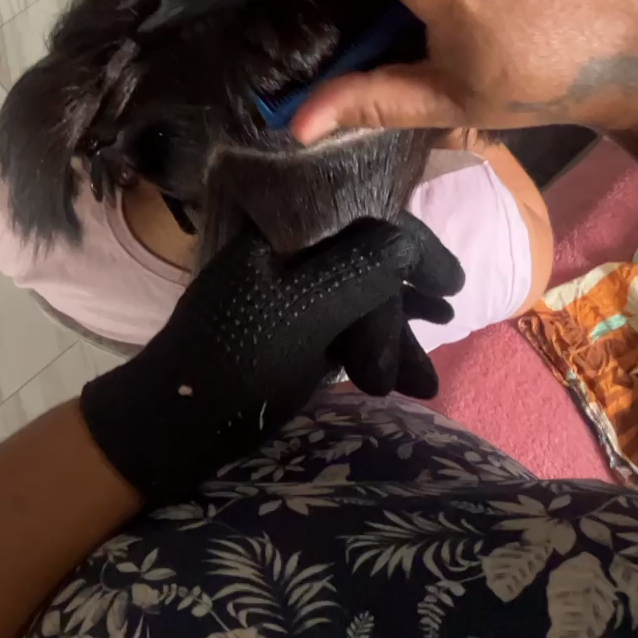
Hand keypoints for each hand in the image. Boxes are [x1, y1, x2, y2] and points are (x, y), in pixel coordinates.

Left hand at [80, 215, 461, 502]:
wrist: (183, 421)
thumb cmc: (242, 356)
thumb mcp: (309, 308)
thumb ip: (363, 268)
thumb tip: (409, 243)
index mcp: (277, 230)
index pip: (357, 216)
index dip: (410, 244)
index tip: (454, 280)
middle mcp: (283, 250)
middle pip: (362, 258)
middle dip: (402, 302)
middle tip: (444, 325)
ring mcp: (285, 290)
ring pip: (356, 297)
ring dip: (393, 335)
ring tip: (423, 381)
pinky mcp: (289, 326)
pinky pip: (341, 324)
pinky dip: (370, 348)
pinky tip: (399, 378)